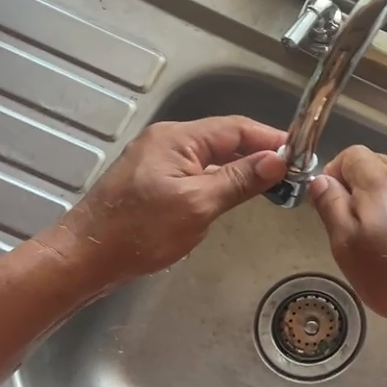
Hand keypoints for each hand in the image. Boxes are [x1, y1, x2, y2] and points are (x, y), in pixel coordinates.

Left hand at [41, 116, 286, 284]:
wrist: (86, 258)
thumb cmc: (140, 232)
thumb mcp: (198, 205)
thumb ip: (240, 180)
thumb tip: (278, 160)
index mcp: (177, 138)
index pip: (236, 128)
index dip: (270, 139)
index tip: (300, 154)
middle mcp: (168, 141)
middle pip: (225, 139)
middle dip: (260, 153)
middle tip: (293, 172)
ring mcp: (160, 161)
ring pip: (213, 157)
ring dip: (243, 167)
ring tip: (275, 184)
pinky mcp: (156, 181)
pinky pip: (200, 171)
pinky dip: (224, 179)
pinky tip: (240, 193)